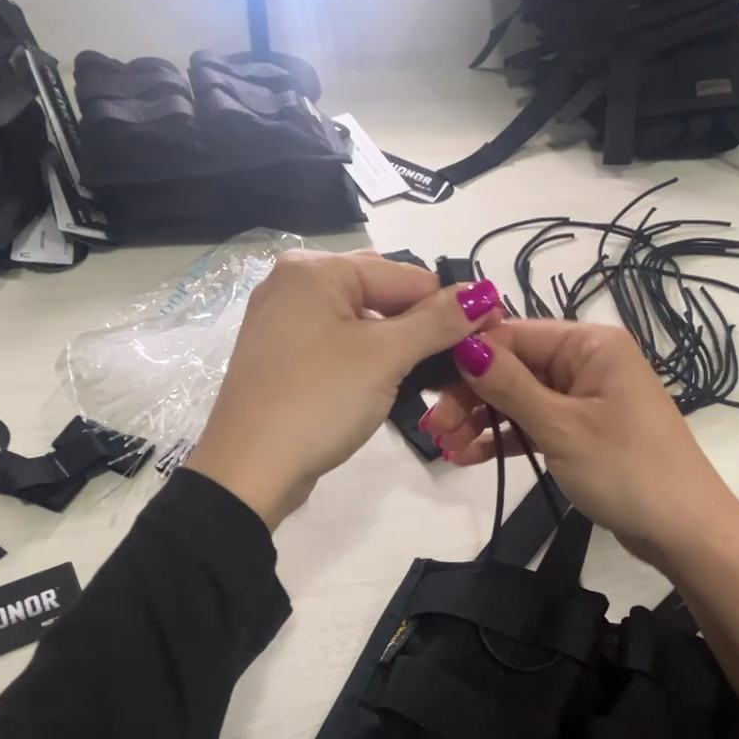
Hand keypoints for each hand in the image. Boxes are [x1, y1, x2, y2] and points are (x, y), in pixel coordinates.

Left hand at [185, 251, 502, 527]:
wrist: (249, 470)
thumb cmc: (318, 402)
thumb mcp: (384, 358)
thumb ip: (438, 322)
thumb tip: (486, 293)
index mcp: (316, 268)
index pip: (405, 274)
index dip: (451, 305)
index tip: (490, 336)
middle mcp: (294, 282)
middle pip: (381, 293)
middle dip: (422, 325)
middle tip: (460, 362)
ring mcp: (283, 320)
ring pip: (361, 322)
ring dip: (399, 346)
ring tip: (430, 379)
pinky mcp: (282, 357)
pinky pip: (338, 344)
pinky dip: (368, 360)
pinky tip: (388, 384)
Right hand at [420, 320, 738, 566]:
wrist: (685, 530)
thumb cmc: (627, 471)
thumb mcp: (562, 427)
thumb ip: (509, 386)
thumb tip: (463, 344)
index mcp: (589, 344)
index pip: (513, 335)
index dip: (468, 358)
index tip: (428, 390)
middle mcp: (587, 361)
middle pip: (512, 367)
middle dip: (471, 397)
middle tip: (436, 431)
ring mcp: (586, 398)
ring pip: (519, 398)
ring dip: (481, 421)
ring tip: (445, 450)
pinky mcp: (584, 430)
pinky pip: (535, 424)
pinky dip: (505, 439)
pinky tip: (470, 457)